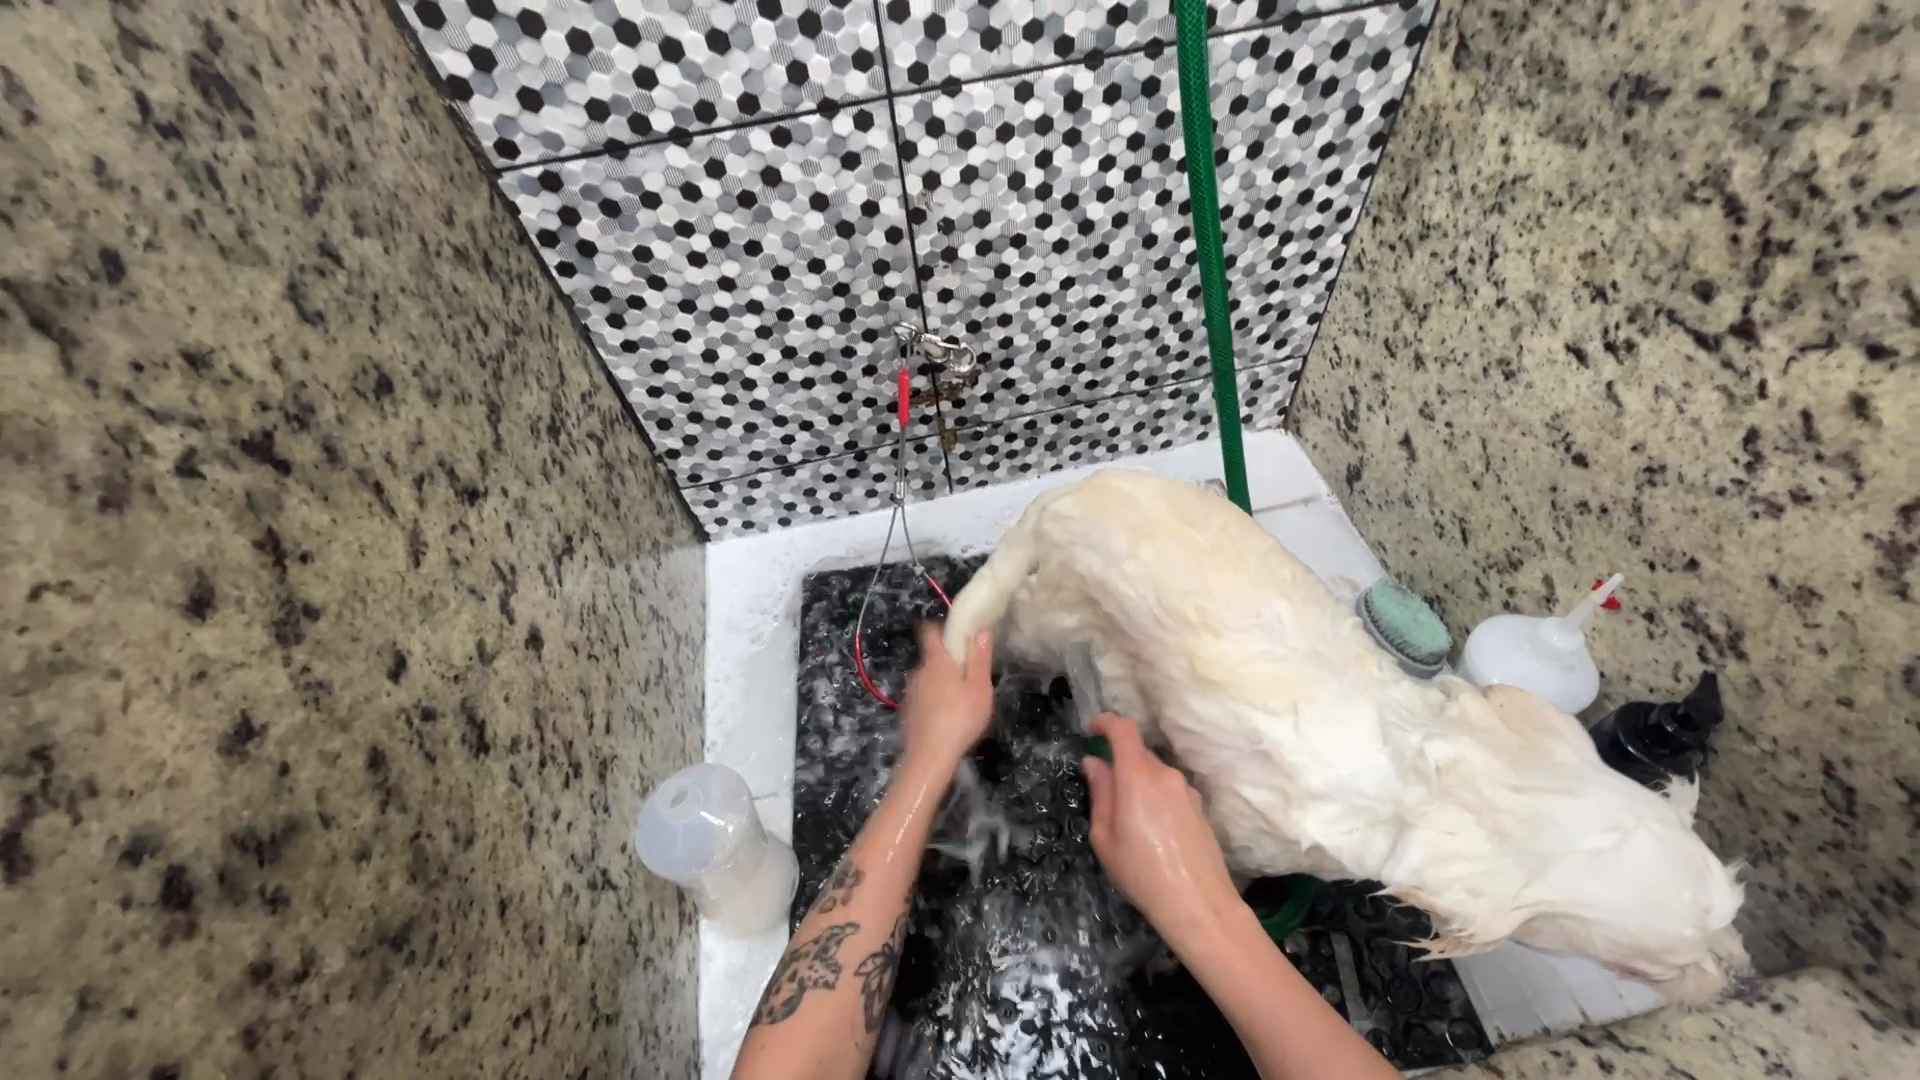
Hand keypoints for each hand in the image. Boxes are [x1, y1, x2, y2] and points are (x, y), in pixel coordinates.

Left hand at [897, 624, 993, 776]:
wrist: (929, 757)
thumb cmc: (960, 718)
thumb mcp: (980, 689)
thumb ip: (980, 658)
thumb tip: (981, 630)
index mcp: (936, 661)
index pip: (929, 631)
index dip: (940, 628)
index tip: (956, 634)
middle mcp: (918, 672)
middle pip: (931, 657)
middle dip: (947, 662)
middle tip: (969, 675)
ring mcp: (910, 693)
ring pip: (926, 679)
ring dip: (940, 683)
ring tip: (959, 700)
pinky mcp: (906, 712)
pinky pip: (922, 698)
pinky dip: (932, 701)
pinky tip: (945, 718)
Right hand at [1082, 714, 1241, 942]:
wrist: (1198, 904)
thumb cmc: (1142, 872)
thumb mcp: (1105, 837)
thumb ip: (1100, 793)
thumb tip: (1094, 763)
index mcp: (1138, 776)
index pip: (1123, 729)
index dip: (1105, 723)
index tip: (1090, 731)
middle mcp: (1165, 774)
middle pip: (1138, 753)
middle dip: (1118, 763)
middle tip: (1104, 795)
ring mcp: (1186, 790)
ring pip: (1154, 773)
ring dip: (1138, 783)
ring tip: (1130, 822)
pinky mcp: (1199, 807)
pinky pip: (1169, 790)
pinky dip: (1155, 797)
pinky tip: (1153, 832)